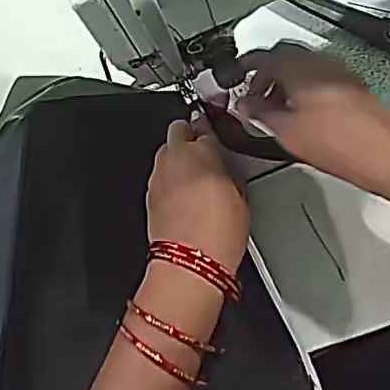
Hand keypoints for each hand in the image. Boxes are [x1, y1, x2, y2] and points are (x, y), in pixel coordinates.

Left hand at [147, 115, 250, 273]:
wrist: (189, 262)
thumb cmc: (216, 233)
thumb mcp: (241, 198)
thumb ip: (230, 173)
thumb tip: (226, 171)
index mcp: (202, 151)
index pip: (205, 128)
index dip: (211, 135)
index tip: (215, 141)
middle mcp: (175, 157)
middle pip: (178, 130)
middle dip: (188, 135)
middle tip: (201, 151)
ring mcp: (159, 174)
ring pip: (165, 151)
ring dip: (177, 158)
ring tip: (193, 177)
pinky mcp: (149, 192)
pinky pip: (159, 174)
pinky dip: (168, 178)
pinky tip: (181, 195)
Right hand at [234, 43, 389, 189]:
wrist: (388, 158)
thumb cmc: (344, 145)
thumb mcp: (285, 132)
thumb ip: (260, 113)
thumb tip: (247, 106)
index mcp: (300, 69)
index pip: (264, 56)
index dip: (246, 68)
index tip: (239, 78)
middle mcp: (322, 64)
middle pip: (285, 55)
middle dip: (266, 72)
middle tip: (255, 92)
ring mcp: (342, 74)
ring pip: (304, 65)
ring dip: (287, 80)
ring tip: (277, 105)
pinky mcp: (355, 88)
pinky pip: (322, 77)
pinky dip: (306, 87)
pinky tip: (304, 112)